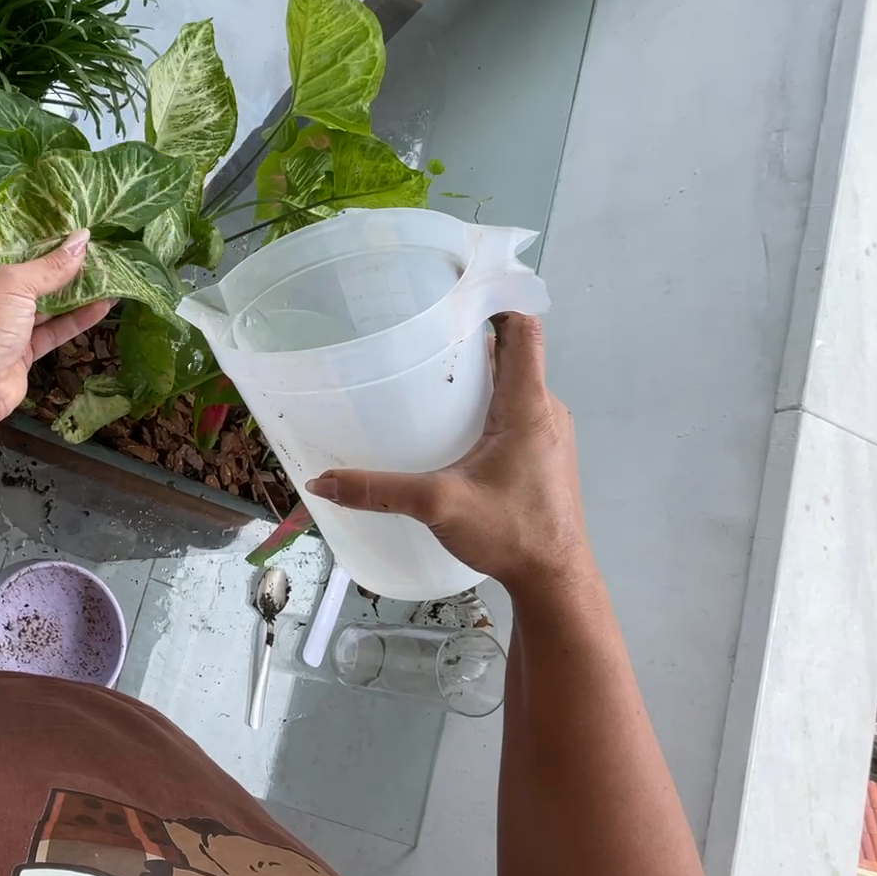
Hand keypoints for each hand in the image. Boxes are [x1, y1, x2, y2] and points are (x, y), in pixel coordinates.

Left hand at [0, 229, 112, 424]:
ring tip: (108, 273)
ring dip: (76, 291)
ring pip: (46, 302)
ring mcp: (6, 323)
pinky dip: (77, 318)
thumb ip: (51, 266)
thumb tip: (82, 240)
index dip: (39, 234)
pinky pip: (53, 329)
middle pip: (32, 273)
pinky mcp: (23, 348)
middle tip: (97, 247)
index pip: (9, 244)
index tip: (71, 222)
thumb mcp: (14, 284)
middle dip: (63, 263)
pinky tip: (103, 305)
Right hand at [304, 313, 589, 590]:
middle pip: (513, 355)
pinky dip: (482, 403)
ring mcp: (546, 434)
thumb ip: (378, 490)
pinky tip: (445, 426)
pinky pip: (512, 411)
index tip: (454, 296)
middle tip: (419, 339)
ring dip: (477, 374)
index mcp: (529, 406)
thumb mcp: (438, 505)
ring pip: (512, 384)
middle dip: (471, 339)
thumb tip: (321, 481)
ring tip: (426, 378)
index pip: (524, 332)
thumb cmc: (511, 532)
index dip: (495, 305)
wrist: (555, 579)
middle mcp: (545, 412)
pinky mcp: (539, 456)